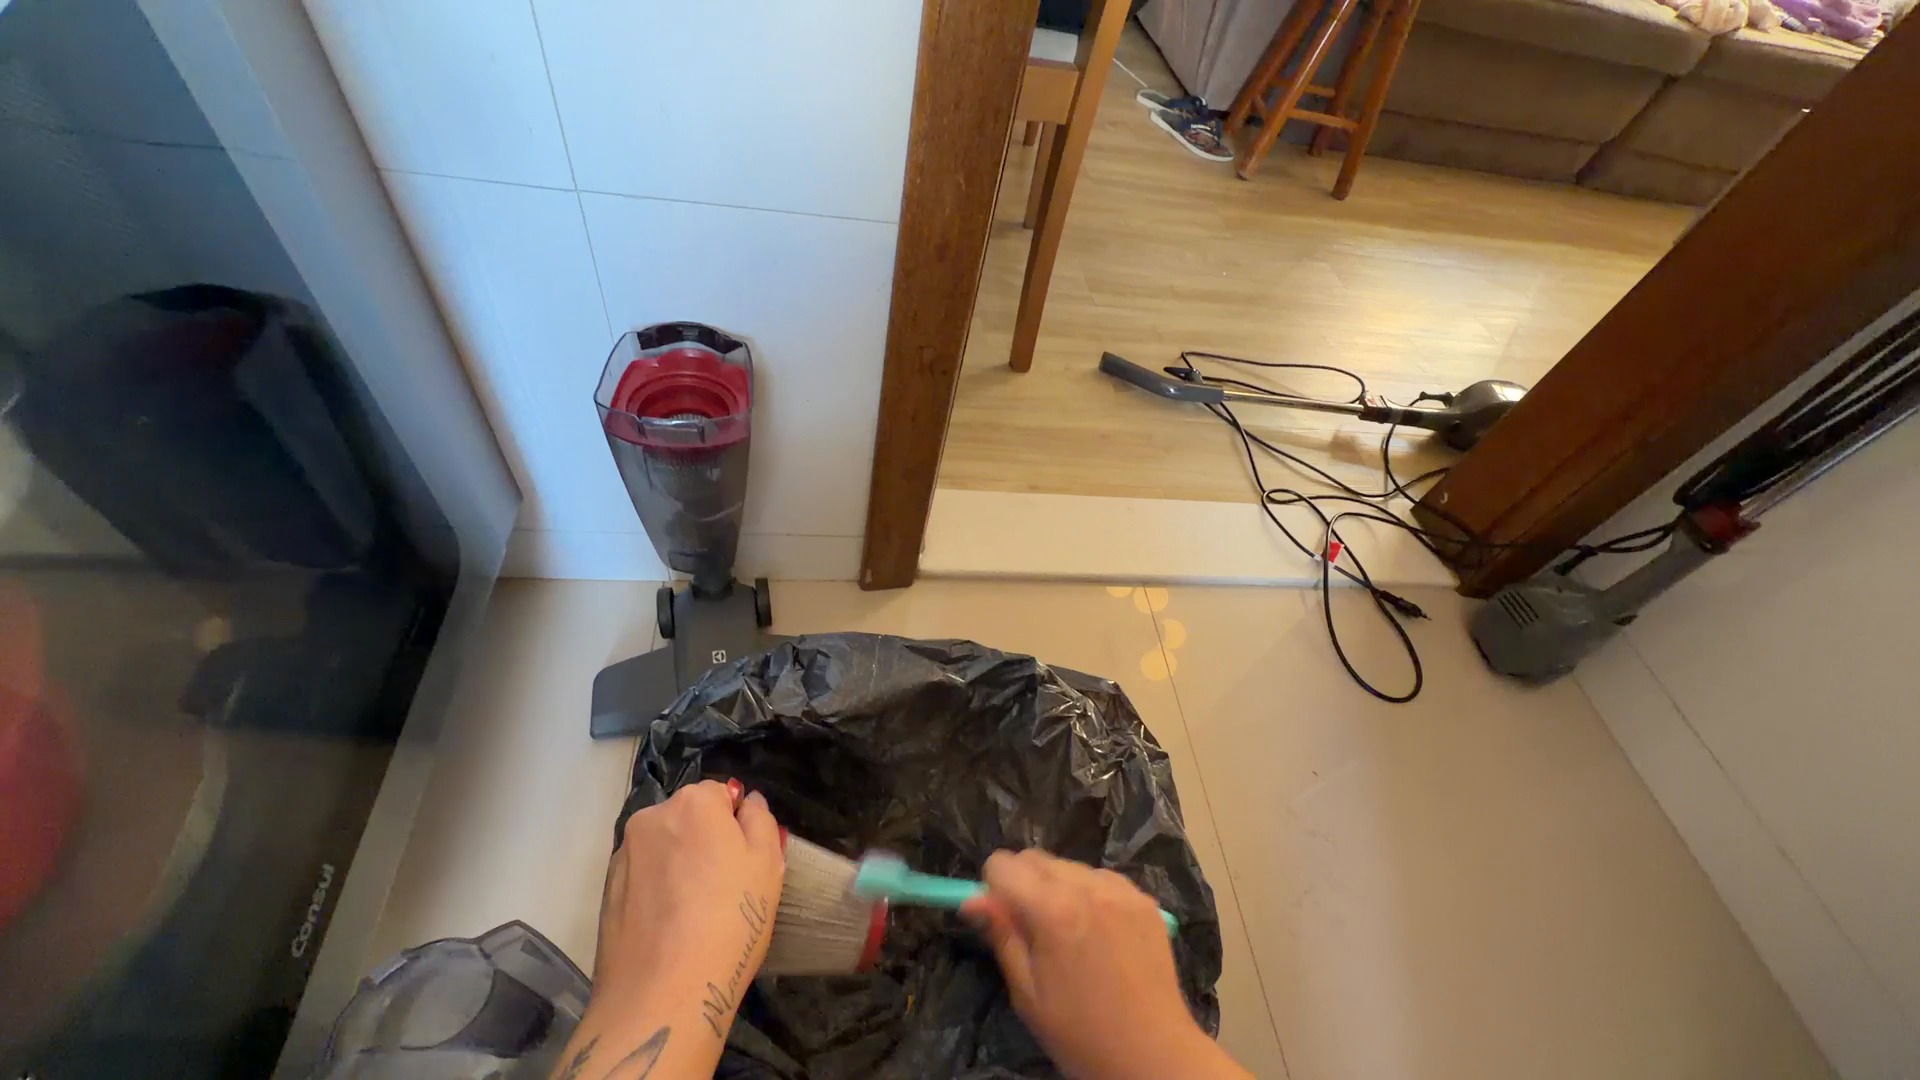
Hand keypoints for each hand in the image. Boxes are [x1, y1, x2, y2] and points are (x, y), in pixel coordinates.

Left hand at [551, 780, 783, 1079]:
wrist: (661, 996)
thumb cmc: (729, 919)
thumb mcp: (768, 864)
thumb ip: (761, 820)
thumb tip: (746, 801)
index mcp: (693, 802)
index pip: (723, 794)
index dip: (739, 825)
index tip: (747, 861)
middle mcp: (651, 817)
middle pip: (690, 818)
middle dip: (707, 841)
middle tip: (727, 886)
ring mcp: (622, 856)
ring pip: (665, 848)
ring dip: (680, 864)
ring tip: (697, 912)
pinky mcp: (606, 893)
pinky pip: (644, 877)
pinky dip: (658, 890)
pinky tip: (672, 926)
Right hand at [963, 849, 1249, 1079]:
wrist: (1154, 1055)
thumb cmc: (1081, 1033)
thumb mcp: (1027, 993)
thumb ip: (1001, 935)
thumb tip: (972, 899)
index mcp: (1052, 910)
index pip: (1003, 863)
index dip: (993, 886)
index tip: (1000, 916)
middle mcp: (1087, 886)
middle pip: (1036, 857)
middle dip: (1023, 882)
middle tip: (1032, 928)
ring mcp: (1120, 889)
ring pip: (1069, 865)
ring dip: (1057, 886)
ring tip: (1069, 931)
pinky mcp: (1144, 898)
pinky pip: (1101, 878)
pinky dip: (1089, 893)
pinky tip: (1098, 931)